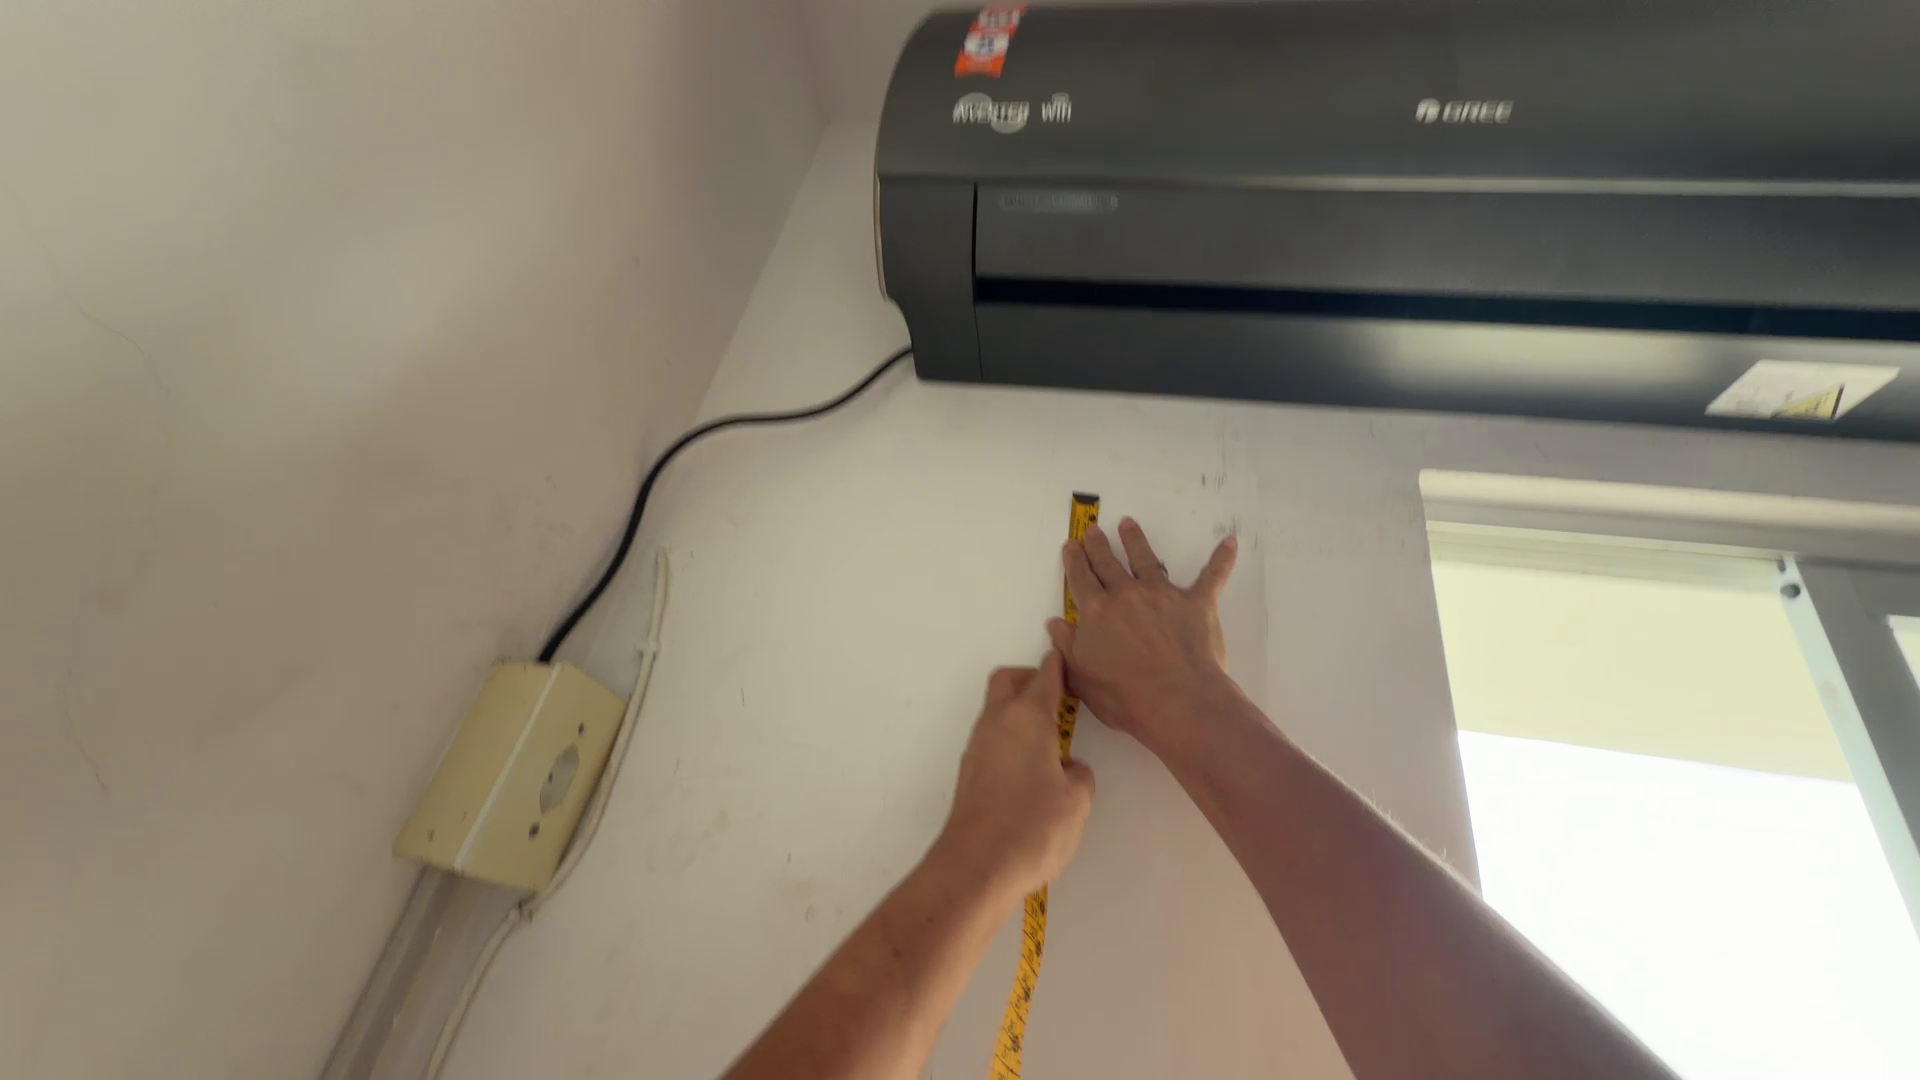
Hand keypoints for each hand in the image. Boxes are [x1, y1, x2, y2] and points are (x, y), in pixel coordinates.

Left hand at [932, 650, 1095, 899]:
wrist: (975, 866)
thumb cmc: (1033, 827)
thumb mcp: (1076, 801)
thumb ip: (1079, 774)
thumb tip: (1067, 768)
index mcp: (1027, 717)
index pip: (1045, 676)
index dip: (1059, 666)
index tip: (1069, 660)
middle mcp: (997, 722)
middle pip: (1008, 680)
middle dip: (1031, 678)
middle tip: (1057, 699)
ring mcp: (978, 745)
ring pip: (996, 708)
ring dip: (1018, 709)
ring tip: (1048, 737)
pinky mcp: (969, 770)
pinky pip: (992, 736)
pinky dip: (1010, 735)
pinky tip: (1029, 766)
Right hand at [1050, 518, 1238, 755]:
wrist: (1177, 702)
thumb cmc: (1124, 696)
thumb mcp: (1081, 676)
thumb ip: (1068, 646)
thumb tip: (1055, 623)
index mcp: (1096, 612)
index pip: (1080, 580)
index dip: (1074, 561)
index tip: (1071, 545)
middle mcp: (1126, 595)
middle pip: (1108, 564)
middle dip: (1099, 546)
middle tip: (1094, 530)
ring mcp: (1163, 595)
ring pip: (1146, 560)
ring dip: (1135, 540)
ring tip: (1128, 524)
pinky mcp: (1196, 603)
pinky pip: (1211, 576)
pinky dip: (1221, 559)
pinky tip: (1230, 543)